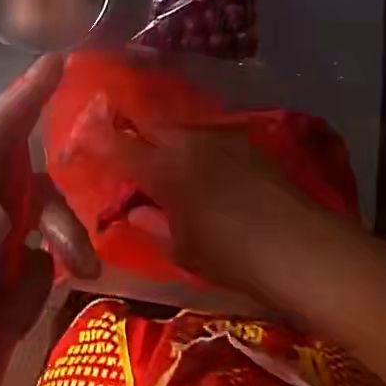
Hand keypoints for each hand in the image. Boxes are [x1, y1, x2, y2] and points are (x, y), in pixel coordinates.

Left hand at [0, 54, 98, 385]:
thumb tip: (0, 215)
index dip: (19, 101)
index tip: (54, 63)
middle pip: (20, 184)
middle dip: (53, 209)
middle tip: (80, 253)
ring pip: (34, 223)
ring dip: (57, 248)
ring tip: (75, 284)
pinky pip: (33, 267)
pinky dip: (37, 287)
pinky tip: (14, 322)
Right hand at [73, 105, 353, 300]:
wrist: (304, 249)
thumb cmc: (233, 257)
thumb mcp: (184, 250)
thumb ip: (153, 225)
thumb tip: (135, 212)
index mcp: (162, 169)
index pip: (117, 144)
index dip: (96, 137)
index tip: (82, 134)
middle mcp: (186, 141)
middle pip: (149, 128)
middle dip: (136, 138)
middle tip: (131, 158)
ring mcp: (219, 136)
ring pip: (180, 131)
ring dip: (168, 144)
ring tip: (171, 167)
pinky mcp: (246, 141)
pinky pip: (209, 138)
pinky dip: (198, 150)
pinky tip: (209, 173)